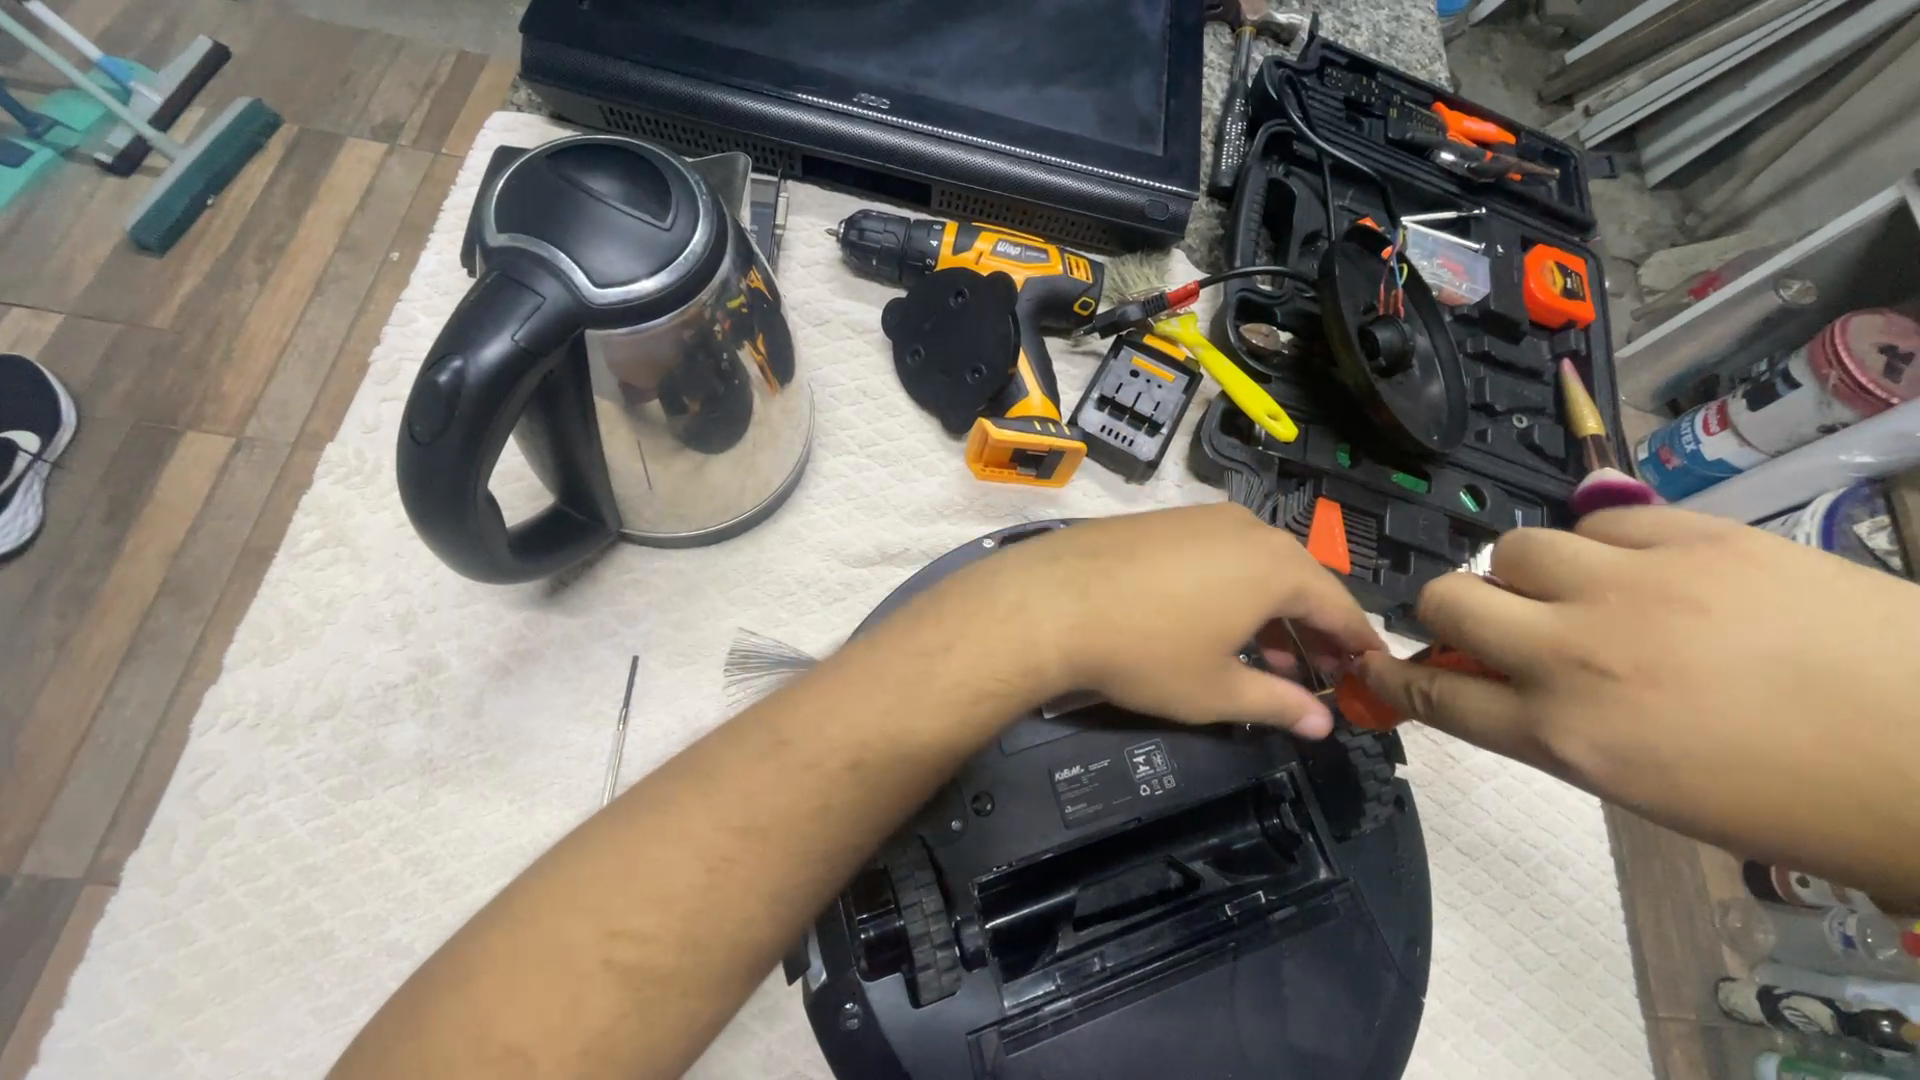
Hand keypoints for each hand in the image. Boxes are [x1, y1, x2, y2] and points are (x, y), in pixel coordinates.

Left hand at [929, 503, 1384, 736]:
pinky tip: (1210, 622)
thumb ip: (1278, 706)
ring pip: (1254, 565)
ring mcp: (1200, 518)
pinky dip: (1229, 588)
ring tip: (1261, 660)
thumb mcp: (1216, 692)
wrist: (1049, 603)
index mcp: (1276, 566)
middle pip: (1298, 580)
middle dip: (1309, 629)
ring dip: (1267, 611)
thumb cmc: (1144, 652)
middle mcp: (1247, 530)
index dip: (1356, 643)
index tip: (1369, 670)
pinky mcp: (1162, 519)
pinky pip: (1215, 553)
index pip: (1338, 606)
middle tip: (1314, 673)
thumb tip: (1323, 724)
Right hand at [1358, 507, 1919, 895]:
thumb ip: (1548, 725)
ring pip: (1515, 548)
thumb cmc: (1791, 798)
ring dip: (1530, 573)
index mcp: (1565, 734)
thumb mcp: (1641, 784)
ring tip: (1584, 590)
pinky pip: (1600, 522)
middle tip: (1491, 623)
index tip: (1377, 665)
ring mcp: (1632, 589)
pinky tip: (1648, 570)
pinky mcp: (1694, 539)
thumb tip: (1494, 681)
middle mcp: (1575, 655)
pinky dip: (1606, 546)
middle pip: (1447, 602)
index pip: (1434, 694)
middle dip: (1451, 613)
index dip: (1394, 677)